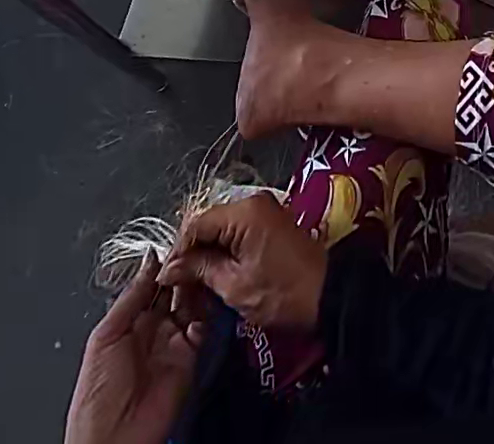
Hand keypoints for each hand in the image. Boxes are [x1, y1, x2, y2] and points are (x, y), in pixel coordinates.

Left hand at [64, 253, 204, 443]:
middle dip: (185, 271)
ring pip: (192, 303)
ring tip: (202, 271)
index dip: (166, 265)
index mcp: (130, 321)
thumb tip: (151, 259)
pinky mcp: (191, 355)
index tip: (179, 243)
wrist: (113, 441)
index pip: (153, 284)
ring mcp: (174, 340)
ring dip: (197, 287)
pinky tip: (201, 307)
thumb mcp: (106, 337)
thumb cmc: (97, 394)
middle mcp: (154, 327)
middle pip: (176, 290)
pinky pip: (204, 327)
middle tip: (195, 253)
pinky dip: (206, 315)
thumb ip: (131, 296)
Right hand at [159, 194, 327, 330]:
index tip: (167, 280)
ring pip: (221, 229)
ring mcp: (263, 209)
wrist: (327, 292)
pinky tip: (215, 275)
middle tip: (179, 287)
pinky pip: (237, 231)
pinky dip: (225, 251)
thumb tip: (169, 269)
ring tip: (194, 286)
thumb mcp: (233, 284)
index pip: (195, 224)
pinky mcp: (270, 222)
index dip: (178, 252)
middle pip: (208, 224)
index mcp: (243, 211)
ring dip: (207, 255)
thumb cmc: (280, 292)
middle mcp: (253, 201)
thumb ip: (199, 269)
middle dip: (192, 254)